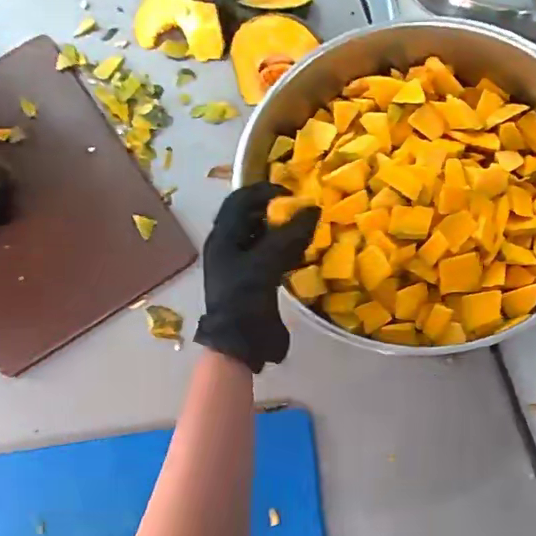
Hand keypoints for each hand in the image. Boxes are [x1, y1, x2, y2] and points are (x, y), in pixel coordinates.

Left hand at [194, 183, 318, 372]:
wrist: (239, 345)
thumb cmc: (245, 300)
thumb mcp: (266, 264)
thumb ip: (289, 236)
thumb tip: (313, 209)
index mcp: (222, 238)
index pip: (240, 200)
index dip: (264, 190)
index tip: (291, 192)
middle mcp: (228, 248)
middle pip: (251, 217)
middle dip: (276, 210)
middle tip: (302, 210)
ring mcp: (240, 266)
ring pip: (262, 237)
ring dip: (283, 230)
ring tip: (306, 229)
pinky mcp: (253, 282)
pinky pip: (269, 257)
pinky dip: (286, 250)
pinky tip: (302, 252)